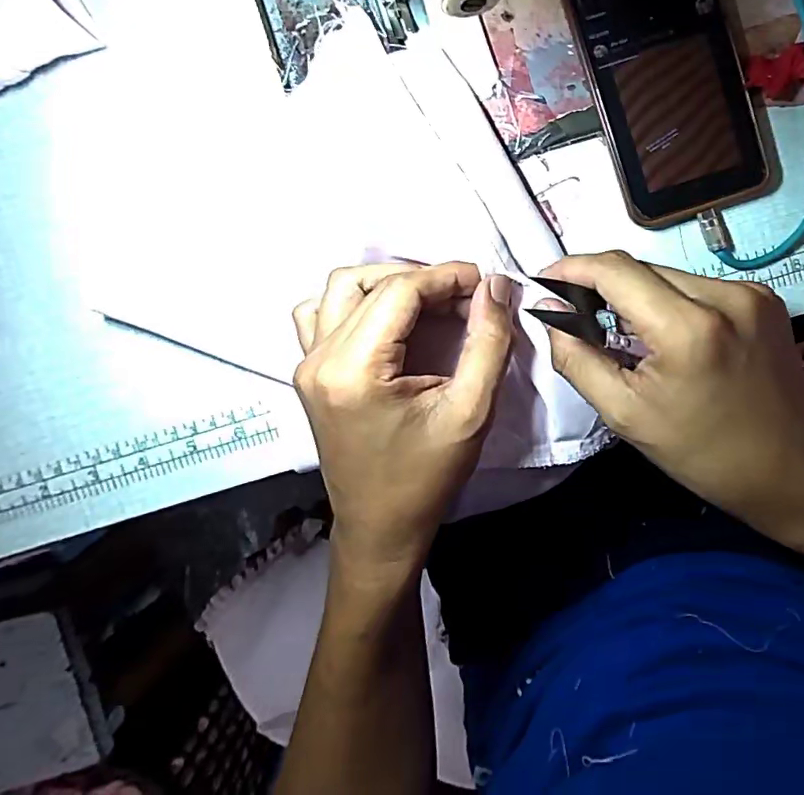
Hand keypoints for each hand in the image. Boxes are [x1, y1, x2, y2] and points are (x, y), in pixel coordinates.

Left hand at [291, 262, 517, 579]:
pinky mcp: (311, 371)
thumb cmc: (427, 475)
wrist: (382, 526)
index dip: (448, 276)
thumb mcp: (472, 410)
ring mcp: (308, 363)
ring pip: (342, 288)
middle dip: (426, 278)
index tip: (487, 285)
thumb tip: (495, 287)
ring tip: (434, 304)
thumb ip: (488, 342)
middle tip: (468, 299)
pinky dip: (363, 302)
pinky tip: (396, 322)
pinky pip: (325, 312)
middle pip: (370, 281)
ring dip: (392, 283)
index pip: (400, 290)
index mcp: (353, 369)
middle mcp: (319, 358)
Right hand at [536, 252, 803, 555]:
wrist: (789, 465)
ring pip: (672, 275)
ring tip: (631, 332)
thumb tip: (550, 313)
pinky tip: (673, 334)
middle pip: (644, 269)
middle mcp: (724, 296)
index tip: (548, 280)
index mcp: (688, 328)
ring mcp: (750, 292)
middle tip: (581, 313)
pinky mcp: (764, 296)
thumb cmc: (704, 452)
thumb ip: (578, 358)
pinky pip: (702, 286)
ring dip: (642, 295)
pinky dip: (677, 302)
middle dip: (605, 286)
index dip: (574, 268)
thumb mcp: (628, 415)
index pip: (616, 270)